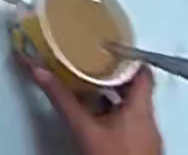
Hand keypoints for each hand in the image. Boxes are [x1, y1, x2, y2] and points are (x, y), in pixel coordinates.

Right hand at [21, 55, 163, 154]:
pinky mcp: (140, 150)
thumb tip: (39, 70)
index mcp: (141, 110)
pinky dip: (112, 111)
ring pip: (131, 104)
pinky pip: (128, 121)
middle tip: (90, 57)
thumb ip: (62, 98)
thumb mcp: (84, 129)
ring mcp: (146, 138)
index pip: (142, 72)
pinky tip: (93, 112)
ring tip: (87, 80)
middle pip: (135, 86)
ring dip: (111, 92)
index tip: (107, 43)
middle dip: (112, 72)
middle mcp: (149, 121)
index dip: (127, 55)